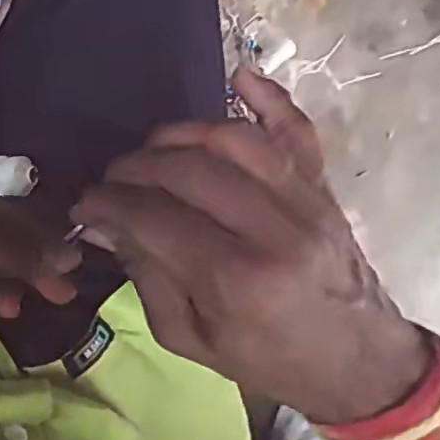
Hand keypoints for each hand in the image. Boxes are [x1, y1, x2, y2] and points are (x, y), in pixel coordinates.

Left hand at [0, 164, 80, 339]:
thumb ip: (18, 250)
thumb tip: (72, 258)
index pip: (7, 208)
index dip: (41, 236)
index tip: (71, 264)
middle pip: (0, 231)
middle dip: (30, 262)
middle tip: (61, 293)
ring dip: (12, 279)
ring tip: (23, 308)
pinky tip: (0, 307)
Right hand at [69, 66, 426, 423]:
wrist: (358, 365)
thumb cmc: (264, 359)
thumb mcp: (185, 335)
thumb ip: (144, 273)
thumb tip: (105, 223)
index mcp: (236, 278)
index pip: (154, 217)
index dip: (107, 203)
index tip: (82, 204)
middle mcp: (274, 230)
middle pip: (189, 170)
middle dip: (134, 168)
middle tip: (109, 180)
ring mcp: (306, 202)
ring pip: (234, 139)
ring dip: (179, 134)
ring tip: (150, 150)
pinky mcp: (323, 190)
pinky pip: (297, 130)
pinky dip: (269, 97)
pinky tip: (238, 75)